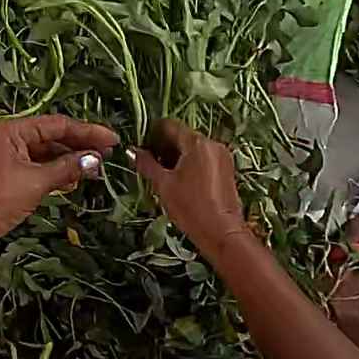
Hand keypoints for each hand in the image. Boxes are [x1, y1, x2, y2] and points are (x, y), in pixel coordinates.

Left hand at [0, 115, 118, 250]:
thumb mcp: (35, 183)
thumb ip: (66, 168)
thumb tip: (94, 160)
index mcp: (12, 130)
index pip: (58, 124)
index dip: (88, 132)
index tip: (112, 140)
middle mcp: (8, 137)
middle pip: (51, 136)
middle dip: (79, 146)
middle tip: (108, 154)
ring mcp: (4, 155)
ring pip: (44, 152)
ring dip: (68, 160)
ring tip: (94, 170)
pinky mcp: (3, 173)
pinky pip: (34, 166)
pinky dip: (53, 172)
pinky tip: (70, 181)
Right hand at [133, 119, 250, 259]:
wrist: (221, 232)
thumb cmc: (190, 206)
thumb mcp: (164, 185)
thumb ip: (147, 164)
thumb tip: (132, 151)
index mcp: (197, 143)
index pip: (170, 126)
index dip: (152, 133)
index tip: (140, 144)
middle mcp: (212, 144)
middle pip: (183, 136)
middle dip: (163, 145)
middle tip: (146, 160)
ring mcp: (221, 157)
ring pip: (193, 148)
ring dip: (176, 155)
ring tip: (159, 171)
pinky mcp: (226, 169)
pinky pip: (203, 158)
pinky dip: (189, 163)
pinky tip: (177, 178)